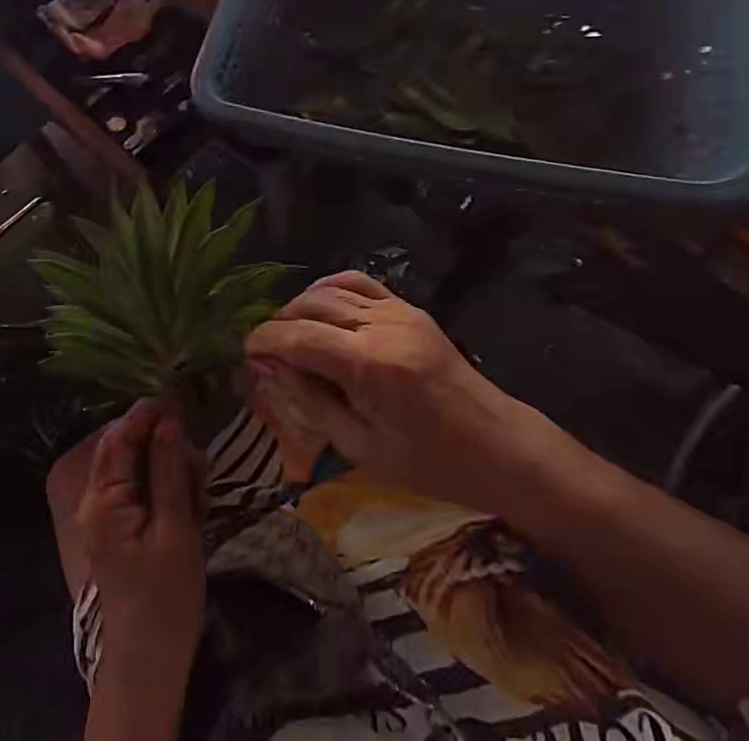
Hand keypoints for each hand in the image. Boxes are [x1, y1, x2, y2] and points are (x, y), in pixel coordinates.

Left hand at [77, 398, 206, 668]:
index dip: (147, 414)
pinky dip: (163, 488)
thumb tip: (168, 422)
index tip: (181, 405)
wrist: (147, 659)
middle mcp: (94, 498)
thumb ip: (168, 473)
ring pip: (133, 466)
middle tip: (198, 466)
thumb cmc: (166, 597)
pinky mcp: (116, 524)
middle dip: (161, 444)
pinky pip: (138, 489)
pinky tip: (187, 505)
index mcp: (103, 498)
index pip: (119, 436)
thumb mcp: (176, 531)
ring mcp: (103, 511)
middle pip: (124, 447)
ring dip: (166, 467)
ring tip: (197, 493)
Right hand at [245, 271, 572, 512]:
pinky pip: (358, 284)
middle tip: (264, 352)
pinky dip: (328, 290)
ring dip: (298, 308)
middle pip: (308, 306)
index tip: (244, 354)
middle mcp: (383, 327)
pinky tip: (315, 308)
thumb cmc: (431, 463)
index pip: (297, 337)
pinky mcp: (410, 309)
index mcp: (371, 365)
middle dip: (277, 325)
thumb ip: (307, 399)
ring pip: (329, 291)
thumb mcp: (358, 446)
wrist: (504, 449)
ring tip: (287, 335)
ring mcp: (399, 312)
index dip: (263, 341)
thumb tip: (267, 368)